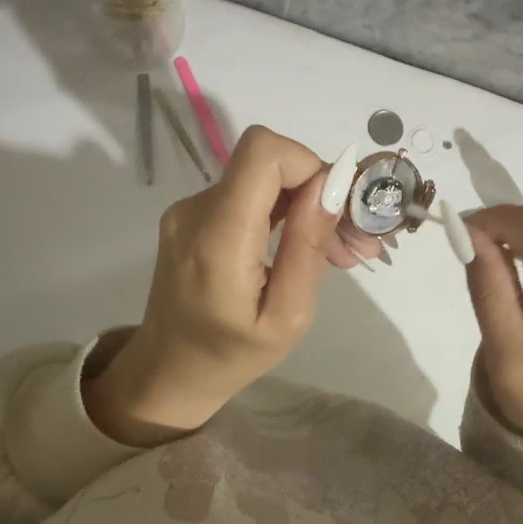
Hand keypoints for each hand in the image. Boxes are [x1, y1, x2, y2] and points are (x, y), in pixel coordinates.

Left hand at [85, 126, 351, 446]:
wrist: (168, 371)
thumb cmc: (231, 357)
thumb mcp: (286, 317)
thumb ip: (306, 248)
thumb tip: (331, 186)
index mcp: (218, 237)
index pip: (264, 152)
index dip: (309, 165)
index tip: (336, 210)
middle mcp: (195, 210)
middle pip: (266, 162)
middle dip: (318, 190)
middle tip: (354, 242)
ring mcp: (188, 210)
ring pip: (260, 179)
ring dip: (304, 205)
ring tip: (337, 253)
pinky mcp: (190, 217)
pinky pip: (245, 196)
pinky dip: (281, 214)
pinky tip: (302, 250)